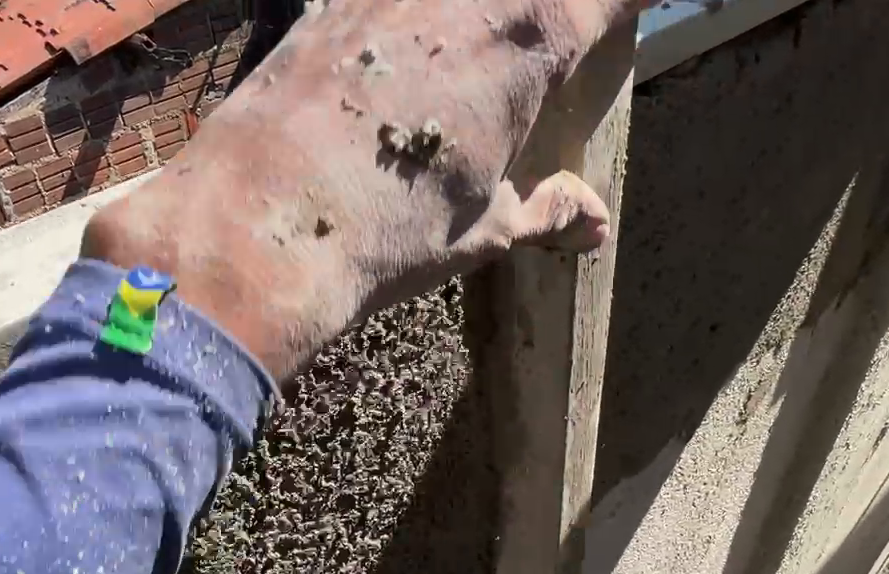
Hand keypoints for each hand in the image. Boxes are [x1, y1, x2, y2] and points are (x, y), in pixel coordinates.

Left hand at [81, 0, 638, 379]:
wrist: (265, 228)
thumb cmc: (389, 235)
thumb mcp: (482, 231)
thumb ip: (548, 210)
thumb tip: (595, 224)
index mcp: (531, 38)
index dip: (623, 5)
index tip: (622, 22)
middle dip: (541, 19)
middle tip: (533, 60)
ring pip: (455, 0)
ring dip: (467, 26)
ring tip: (452, 82)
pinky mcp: (333, 3)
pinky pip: (387, 4)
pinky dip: (404, 27)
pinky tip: (387, 79)